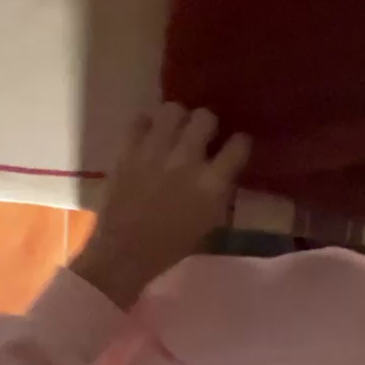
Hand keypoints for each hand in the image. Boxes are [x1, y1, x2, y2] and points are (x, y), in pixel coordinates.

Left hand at [70, 103, 250, 308]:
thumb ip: (219, 190)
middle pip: (205, 117)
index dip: (239, 142)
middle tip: (200, 135)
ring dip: (177, 119)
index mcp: (212, 183)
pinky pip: (140, 119)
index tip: (234, 145)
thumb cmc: (171, 245)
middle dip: (206, 124)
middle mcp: (187, 160)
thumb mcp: (210, 221)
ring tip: (173, 130)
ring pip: (173, 110)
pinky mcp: (128, 151)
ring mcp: (155, 152)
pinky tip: (148, 137)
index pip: (239, 145)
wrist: (125, 253)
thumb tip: (222, 169)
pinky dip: (146, 125)